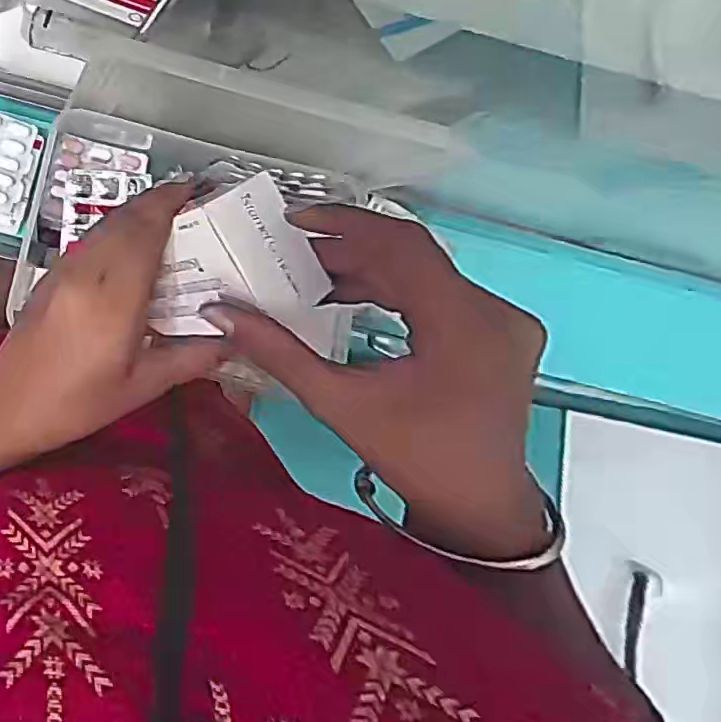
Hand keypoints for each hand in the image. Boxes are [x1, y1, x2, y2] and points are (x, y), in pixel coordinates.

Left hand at [0, 182, 227, 473]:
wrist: (6, 405)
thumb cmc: (72, 403)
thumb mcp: (139, 387)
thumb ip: (189, 359)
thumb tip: (230, 341)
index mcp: (112, 298)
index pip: (144, 229)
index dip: (171, 201)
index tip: (197, 190)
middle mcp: (84, 274)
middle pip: (124, 218)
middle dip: (159, 202)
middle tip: (192, 204)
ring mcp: (62, 272)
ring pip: (103, 226)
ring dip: (135, 215)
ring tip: (168, 223)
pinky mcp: (49, 278)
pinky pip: (88, 241)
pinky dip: (114, 232)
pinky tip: (130, 251)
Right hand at [200, 205, 549, 559]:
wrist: (477, 503)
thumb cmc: (411, 455)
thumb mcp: (336, 402)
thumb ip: (276, 351)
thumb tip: (220, 312)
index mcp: (463, 326)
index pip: (403, 247)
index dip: (346, 223)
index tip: (294, 218)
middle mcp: (493, 313)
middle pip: (410, 256)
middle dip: (345, 248)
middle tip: (288, 250)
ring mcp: (500, 321)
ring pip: (421, 271)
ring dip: (363, 267)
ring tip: (307, 273)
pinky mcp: (493, 330)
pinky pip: (433, 291)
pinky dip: (386, 287)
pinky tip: (343, 297)